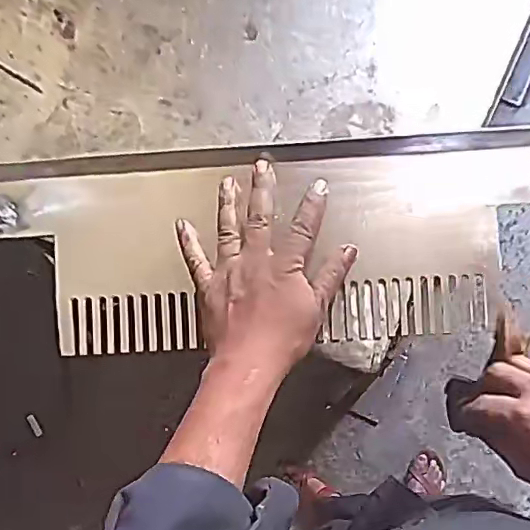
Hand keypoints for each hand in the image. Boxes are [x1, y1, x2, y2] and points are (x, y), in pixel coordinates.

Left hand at [158, 159, 356, 486]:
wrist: (248, 362)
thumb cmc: (281, 342)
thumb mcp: (317, 309)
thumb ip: (331, 276)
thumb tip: (346, 253)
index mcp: (285, 267)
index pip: (302, 229)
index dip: (312, 207)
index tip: (317, 188)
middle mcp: (255, 262)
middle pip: (260, 218)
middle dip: (263, 190)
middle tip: (262, 167)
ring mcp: (229, 273)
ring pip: (228, 230)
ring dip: (228, 205)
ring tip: (228, 184)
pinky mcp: (209, 288)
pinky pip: (196, 260)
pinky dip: (188, 242)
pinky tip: (183, 226)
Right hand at [460, 355, 529, 529]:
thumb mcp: (524, 466)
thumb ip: (497, 441)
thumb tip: (480, 428)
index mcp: (518, 416)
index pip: (474, 405)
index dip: (462, 414)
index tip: (462, 421)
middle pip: (489, 375)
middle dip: (477, 390)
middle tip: (476, 405)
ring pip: (509, 363)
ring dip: (497, 377)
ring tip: (497, 394)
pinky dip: (518, 375)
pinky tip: (519, 391)